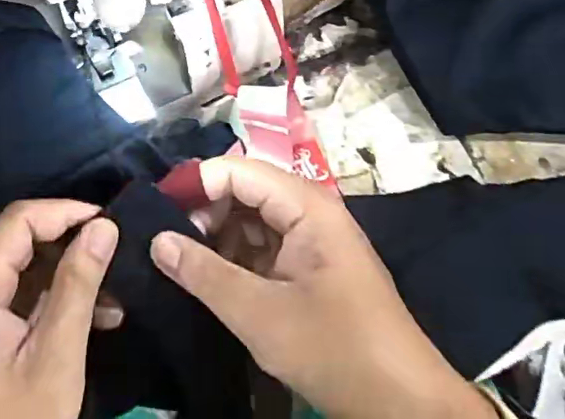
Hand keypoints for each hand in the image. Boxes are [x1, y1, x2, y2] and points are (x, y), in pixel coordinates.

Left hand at [0, 200, 119, 418]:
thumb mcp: (55, 360)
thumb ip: (78, 286)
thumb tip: (104, 226)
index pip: (18, 222)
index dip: (65, 212)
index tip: (110, 221)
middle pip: (18, 242)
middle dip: (69, 244)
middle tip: (116, 255)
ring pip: (21, 269)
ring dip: (66, 276)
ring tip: (114, 294)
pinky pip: (16, 298)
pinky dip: (52, 301)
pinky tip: (93, 317)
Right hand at [150, 158, 495, 418]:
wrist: (407, 409)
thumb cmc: (336, 351)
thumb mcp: (261, 316)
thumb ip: (204, 274)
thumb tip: (156, 241)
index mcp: (304, 206)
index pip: (236, 170)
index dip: (195, 184)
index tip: (156, 210)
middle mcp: (308, 210)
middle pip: (243, 189)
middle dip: (205, 211)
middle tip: (169, 241)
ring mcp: (311, 238)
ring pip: (250, 217)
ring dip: (217, 235)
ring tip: (184, 261)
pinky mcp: (311, 265)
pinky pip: (263, 244)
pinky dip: (236, 256)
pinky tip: (212, 276)